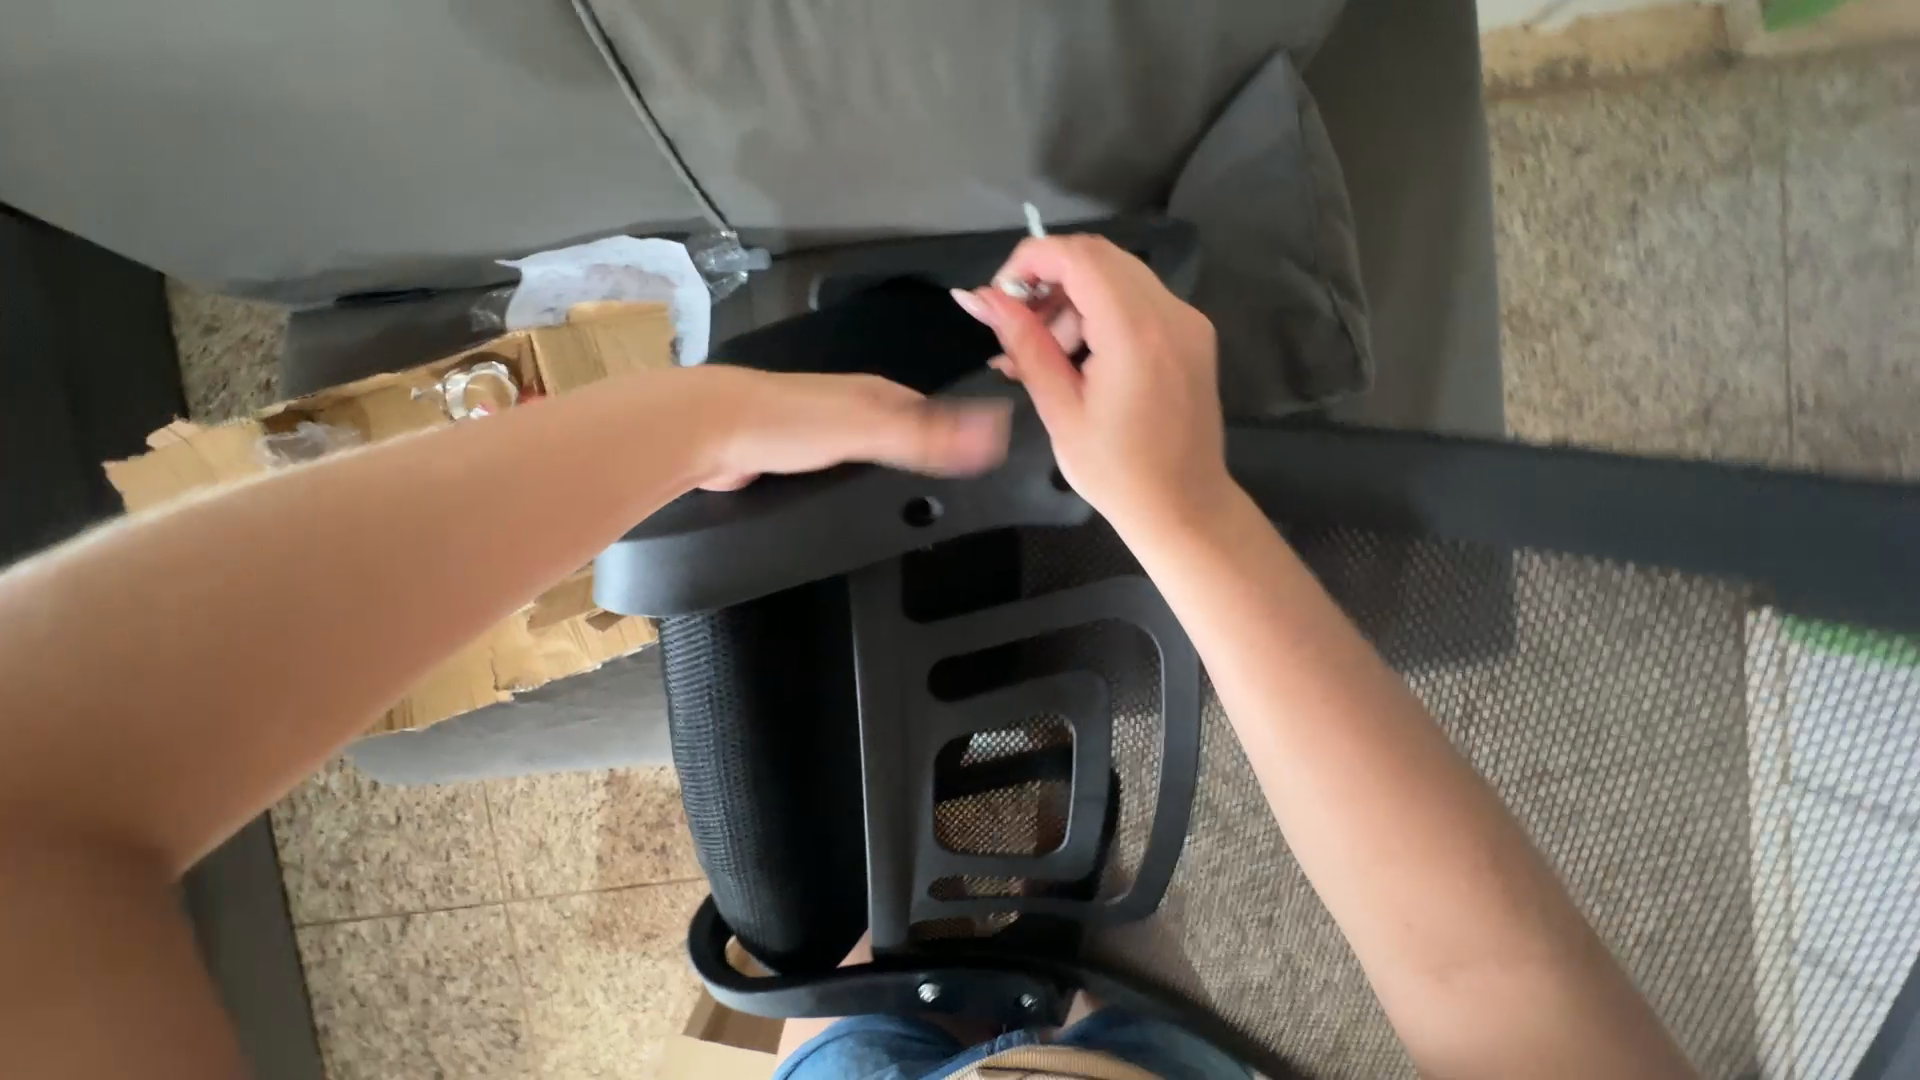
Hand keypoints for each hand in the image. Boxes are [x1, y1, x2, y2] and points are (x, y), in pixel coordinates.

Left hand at [688, 366, 1011, 490]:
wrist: (706, 432)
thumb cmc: (787, 423)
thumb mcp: (869, 427)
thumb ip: (929, 434)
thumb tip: (994, 432)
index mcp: (878, 394)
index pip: (937, 413)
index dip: (962, 435)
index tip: (985, 463)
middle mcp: (853, 407)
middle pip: (906, 432)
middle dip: (927, 457)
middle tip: (951, 492)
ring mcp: (823, 431)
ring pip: (871, 454)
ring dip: (887, 474)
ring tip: (909, 504)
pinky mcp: (795, 455)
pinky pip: (839, 472)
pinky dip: (852, 486)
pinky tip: (854, 505)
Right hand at [950, 235, 1231, 533]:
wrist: (1182, 508)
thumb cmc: (1115, 471)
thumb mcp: (1059, 409)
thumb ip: (1023, 343)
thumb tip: (978, 297)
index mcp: (1136, 333)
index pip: (1078, 256)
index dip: (1031, 261)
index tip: (1000, 295)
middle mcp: (1171, 313)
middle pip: (1100, 259)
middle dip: (1050, 283)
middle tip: (1020, 331)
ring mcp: (1188, 322)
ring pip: (1119, 278)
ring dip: (1074, 304)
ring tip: (1046, 359)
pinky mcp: (1193, 335)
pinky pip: (1139, 302)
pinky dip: (1102, 316)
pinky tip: (1080, 360)